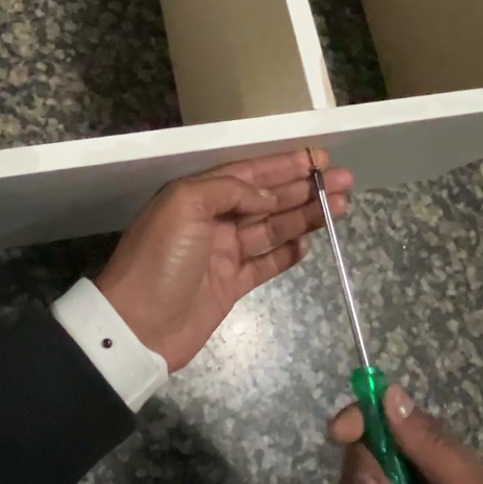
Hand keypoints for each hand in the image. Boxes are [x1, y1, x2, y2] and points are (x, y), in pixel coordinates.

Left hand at [95, 149, 350, 369]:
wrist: (137, 325)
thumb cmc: (161, 258)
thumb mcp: (185, 205)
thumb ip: (229, 190)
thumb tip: (267, 197)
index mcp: (198, 194)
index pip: (249, 173)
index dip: (284, 165)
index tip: (320, 158)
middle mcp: (212, 219)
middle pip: (267, 199)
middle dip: (304, 189)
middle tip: (345, 182)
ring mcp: (223, 254)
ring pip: (272, 229)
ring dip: (305, 217)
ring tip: (342, 207)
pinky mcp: (231, 286)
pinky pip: (266, 263)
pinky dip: (288, 253)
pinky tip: (311, 244)